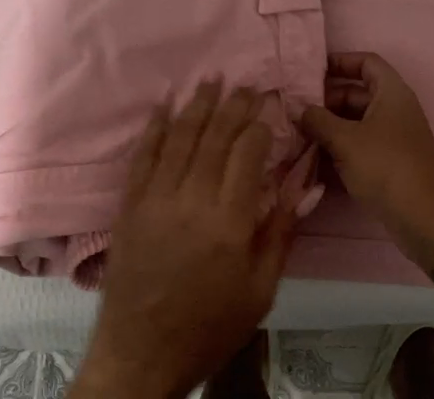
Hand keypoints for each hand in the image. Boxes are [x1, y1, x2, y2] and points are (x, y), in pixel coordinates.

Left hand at [72, 83, 298, 398]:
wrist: (142, 354)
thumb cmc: (211, 325)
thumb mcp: (261, 287)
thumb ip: (281, 228)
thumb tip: (304, 178)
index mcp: (229, 221)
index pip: (248, 152)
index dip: (260, 124)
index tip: (271, 105)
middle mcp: (192, 199)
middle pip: (215, 136)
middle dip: (233, 105)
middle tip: (247, 82)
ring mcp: (156, 199)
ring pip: (180, 137)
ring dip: (198, 105)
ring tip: (212, 80)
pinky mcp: (130, 205)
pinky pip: (143, 156)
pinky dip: (155, 127)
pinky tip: (165, 106)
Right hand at [299, 53, 433, 236]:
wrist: (425, 219)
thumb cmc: (386, 167)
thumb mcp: (346, 140)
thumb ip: (318, 120)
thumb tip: (298, 109)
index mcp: (392, 92)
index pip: (366, 62)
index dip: (340, 62)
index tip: (311, 72)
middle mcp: (395, 109)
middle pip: (358, 93)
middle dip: (327, 99)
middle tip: (296, 109)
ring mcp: (394, 137)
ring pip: (357, 121)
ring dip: (330, 125)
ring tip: (298, 132)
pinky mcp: (390, 163)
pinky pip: (361, 144)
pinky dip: (340, 146)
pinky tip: (314, 157)